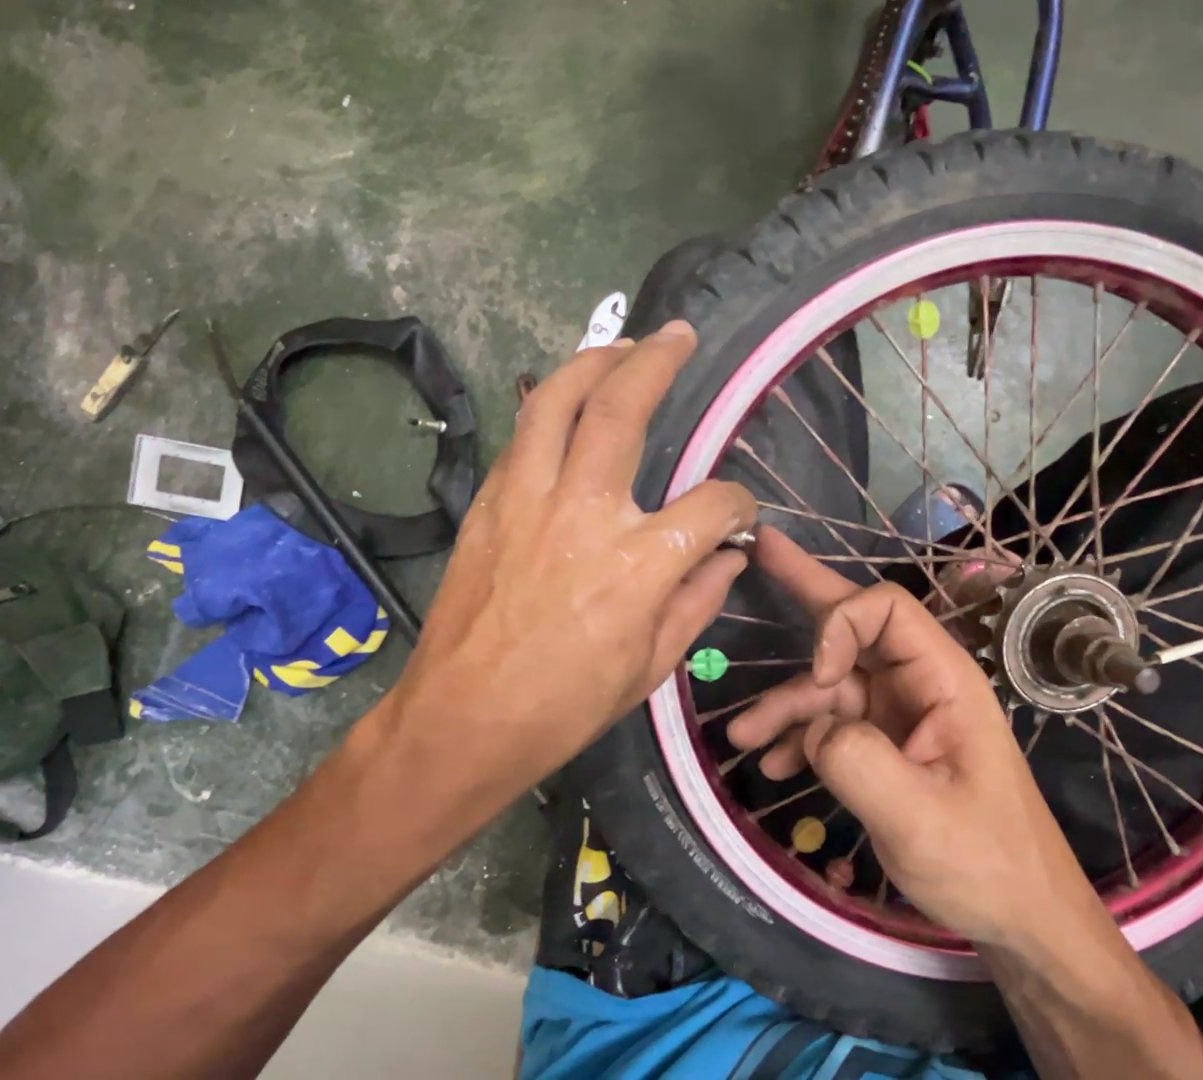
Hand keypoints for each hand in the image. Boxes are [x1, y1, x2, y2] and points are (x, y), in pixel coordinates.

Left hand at [388, 321, 755, 783]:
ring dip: (594, 361)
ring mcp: (528, 499)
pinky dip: (552, 407)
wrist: (462, 719)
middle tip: (680, 335)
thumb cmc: (565, 707)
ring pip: (558, 400)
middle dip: (659, 362)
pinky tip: (569, 405)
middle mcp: (586, 512)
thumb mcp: (652, 668)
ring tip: (621, 346)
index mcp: (640, 565)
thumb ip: (697, 601)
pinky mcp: (489, 503)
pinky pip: (523, 435)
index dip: (739, 504)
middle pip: (625, 409)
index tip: (739, 514)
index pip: (712, 504)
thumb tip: (726, 556)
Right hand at [727, 528, 1109, 947]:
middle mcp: (919, 685)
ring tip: (741, 737)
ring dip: (785, 705)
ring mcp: (900, 717)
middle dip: (805, 594)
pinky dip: (799, 740)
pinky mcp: (886, 749)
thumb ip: (857, 762)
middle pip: (854, 627)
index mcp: (943, 679)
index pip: (885, 610)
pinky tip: (773, 765)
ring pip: (831, 687)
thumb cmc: (985, 861)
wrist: (1018, 916)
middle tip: (760, 551)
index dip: (838, 628)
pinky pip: (832, 727)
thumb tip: (813, 727)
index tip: (819, 680)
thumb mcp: (919, 817)